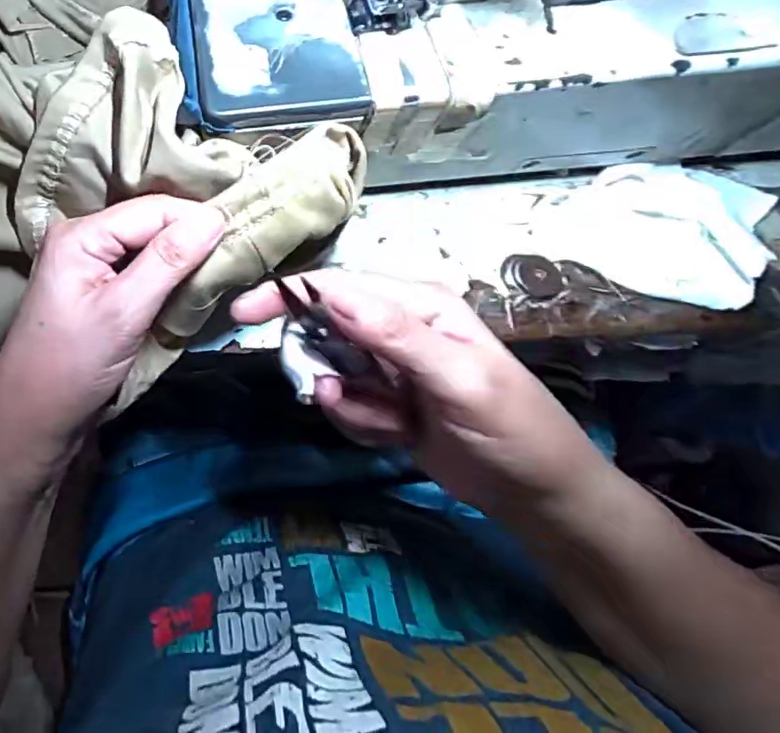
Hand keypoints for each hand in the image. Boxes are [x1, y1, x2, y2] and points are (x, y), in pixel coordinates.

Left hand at [0, 196, 224, 480]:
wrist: (34, 423)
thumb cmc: (72, 368)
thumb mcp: (124, 311)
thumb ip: (168, 261)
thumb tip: (215, 217)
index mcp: (80, 234)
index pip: (154, 209)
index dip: (198, 219)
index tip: (243, 236)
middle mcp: (84, 237)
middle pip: (153, 221)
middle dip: (194, 234)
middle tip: (239, 251)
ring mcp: (90, 262)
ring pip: (151, 243)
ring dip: (186, 254)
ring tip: (224, 264)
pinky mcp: (99, 285)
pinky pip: (143, 264)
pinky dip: (170, 271)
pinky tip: (195, 280)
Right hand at [231, 270, 610, 514]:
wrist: (536, 494)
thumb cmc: (512, 427)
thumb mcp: (459, 379)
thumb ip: (397, 335)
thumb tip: (334, 293)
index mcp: (416, 303)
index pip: (339, 286)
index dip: (289, 294)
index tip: (243, 314)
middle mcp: (395, 325)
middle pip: (324, 329)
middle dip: (322, 366)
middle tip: (337, 395)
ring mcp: (387, 363)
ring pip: (330, 372)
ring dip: (349, 404)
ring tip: (392, 423)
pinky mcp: (383, 398)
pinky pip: (344, 404)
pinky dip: (360, 422)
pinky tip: (397, 433)